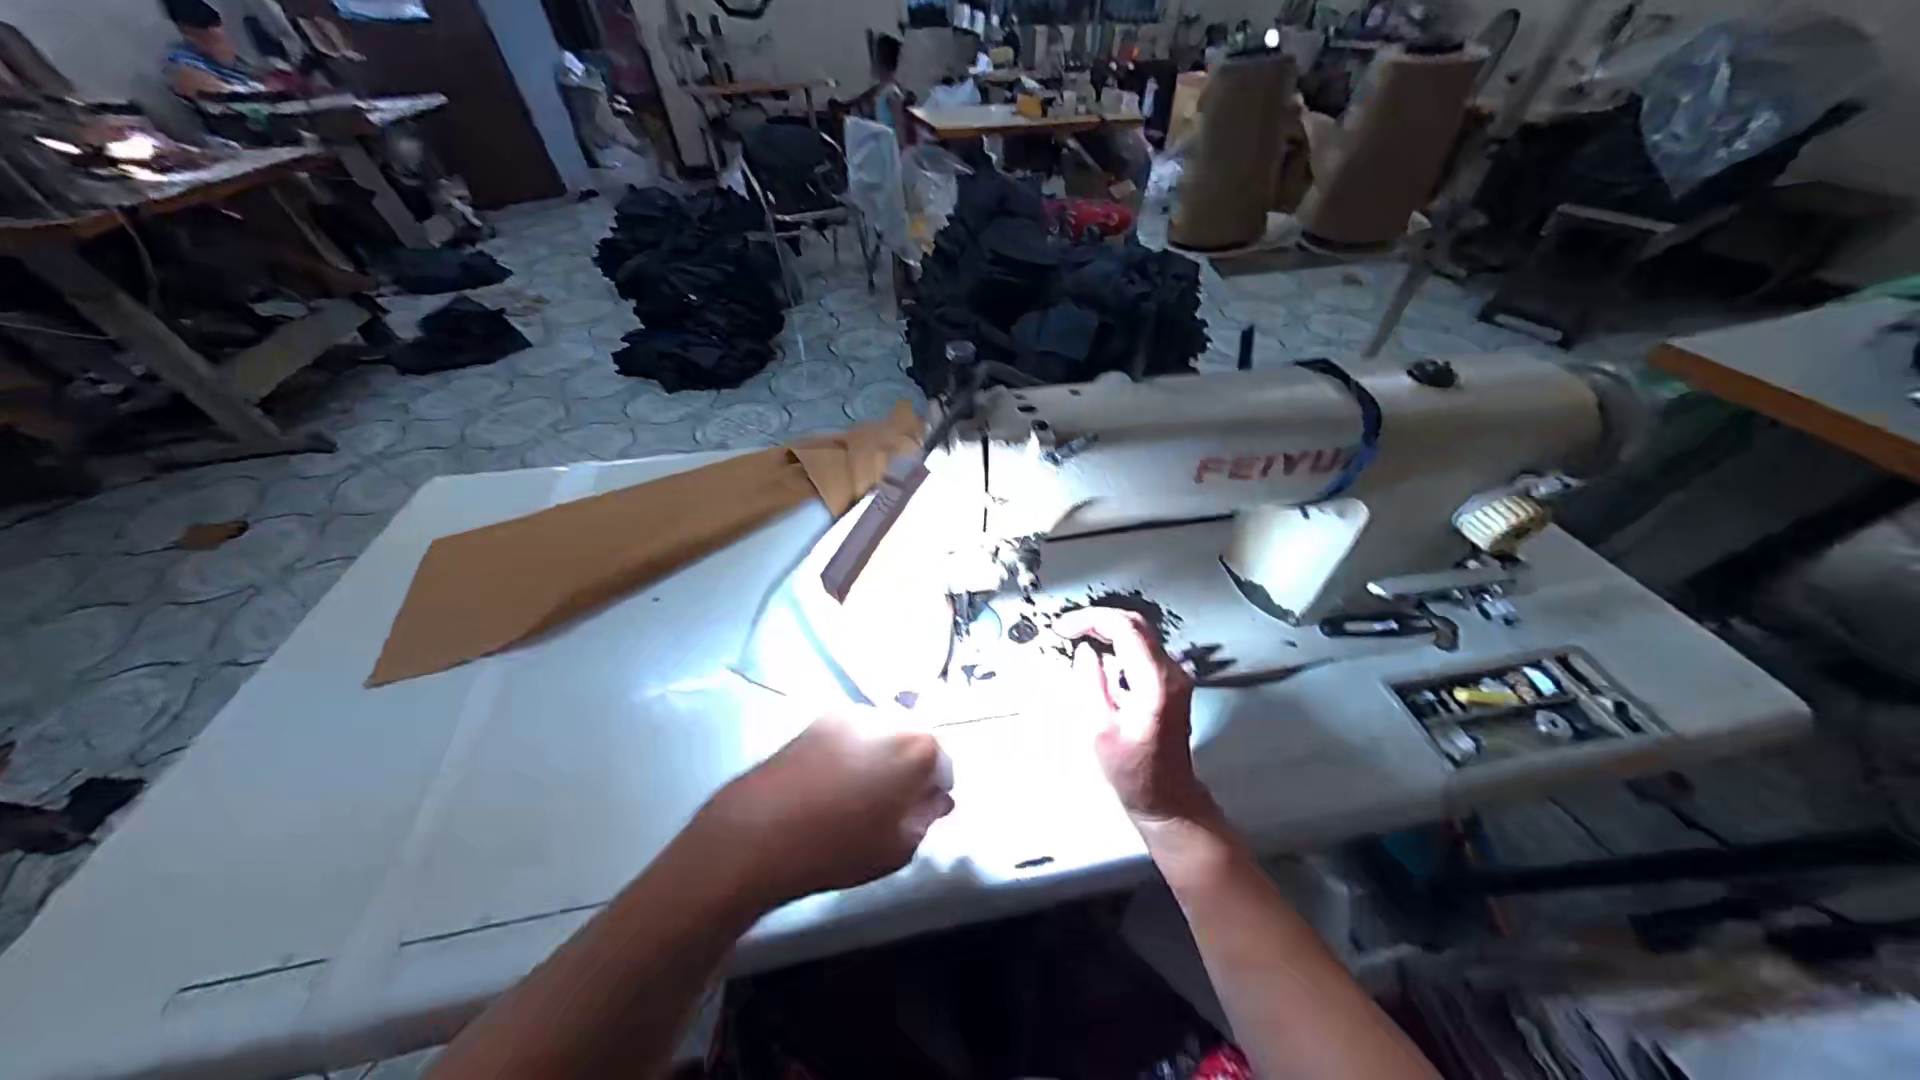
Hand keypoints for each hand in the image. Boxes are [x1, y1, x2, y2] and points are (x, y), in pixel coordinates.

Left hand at [694, 715, 953, 907]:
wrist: (758, 832)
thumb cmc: (838, 846)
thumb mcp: (899, 846)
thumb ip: (927, 816)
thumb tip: (936, 799)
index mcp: (918, 744)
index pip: (943, 764)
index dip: (934, 791)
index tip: (919, 813)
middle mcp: (888, 716)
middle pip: (912, 741)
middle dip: (909, 768)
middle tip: (891, 805)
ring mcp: (849, 714)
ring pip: (881, 735)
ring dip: (880, 758)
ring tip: (857, 795)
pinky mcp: (817, 720)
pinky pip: (850, 736)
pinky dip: (852, 754)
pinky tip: (833, 784)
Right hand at [1054, 607, 1213, 824]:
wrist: (1168, 798)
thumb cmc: (1134, 772)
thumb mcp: (1099, 730)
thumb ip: (1090, 684)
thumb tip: (1084, 653)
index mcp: (1154, 682)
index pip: (1125, 628)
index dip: (1090, 619)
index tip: (1064, 627)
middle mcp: (1171, 673)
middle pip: (1135, 624)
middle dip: (1097, 619)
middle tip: (1067, 628)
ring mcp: (1175, 677)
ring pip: (1140, 634)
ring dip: (1107, 629)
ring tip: (1076, 636)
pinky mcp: (1171, 683)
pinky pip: (1143, 650)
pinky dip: (1118, 643)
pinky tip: (1098, 653)